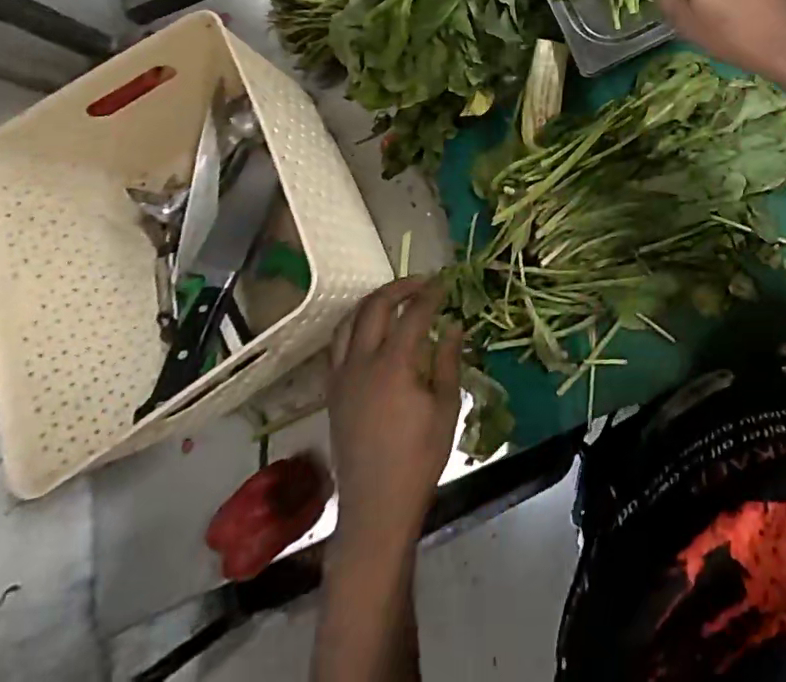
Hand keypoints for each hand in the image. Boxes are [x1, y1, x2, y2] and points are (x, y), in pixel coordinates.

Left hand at [326, 276, 461, 544]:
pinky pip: (337, 346)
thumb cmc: (420, 458)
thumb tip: (453, 326)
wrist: (377, 503)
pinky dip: (353, 327)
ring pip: (348, 322)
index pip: (413, 314)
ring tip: (393, 299)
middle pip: (375, 308)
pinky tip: (368, 332)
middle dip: (399, 288)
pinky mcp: (332, 392)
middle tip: (422, 283)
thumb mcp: (446, 408)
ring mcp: (341, 376)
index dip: (430, 294)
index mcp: (394, 364)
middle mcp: (361, 362)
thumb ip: (448, 362)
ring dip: (371, 303)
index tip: (445, 283)